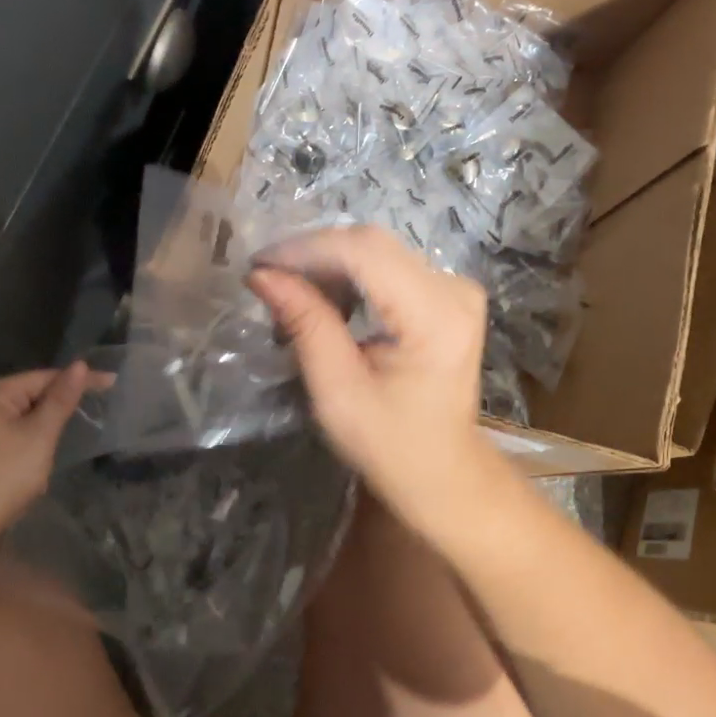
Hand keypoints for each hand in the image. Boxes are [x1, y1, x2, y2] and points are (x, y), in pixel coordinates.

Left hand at [0, 363, 93, 546]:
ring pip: (14, 418)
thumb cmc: (0, 479)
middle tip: (93, 408)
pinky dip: (23, 439)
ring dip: (41, 423)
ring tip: (68, 430)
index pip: (43, 377)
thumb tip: (79, 364)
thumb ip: (60, 400)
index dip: (79, 381)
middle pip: (26, 395)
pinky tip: (33, 455)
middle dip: (58, 402)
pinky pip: (2, 436)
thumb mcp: (39, 437)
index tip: (112, 384)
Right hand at [247, 225, 491, 499]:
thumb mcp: (338, 391)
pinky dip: (351, 277)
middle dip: (314, 256)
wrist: (443, 471)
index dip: (307, 249)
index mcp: (437, 316)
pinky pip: (390, 266)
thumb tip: (263, 275)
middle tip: (268, 280)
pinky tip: (326, 302)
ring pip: (377, 251)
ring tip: (292, 297)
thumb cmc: (390, 444)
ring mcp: (456, 288)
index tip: (260, 264)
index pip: (365, 253)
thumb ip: (305, 324)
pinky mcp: (448, 294)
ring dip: (329, 266)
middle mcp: (454, 289)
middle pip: (372, 245)